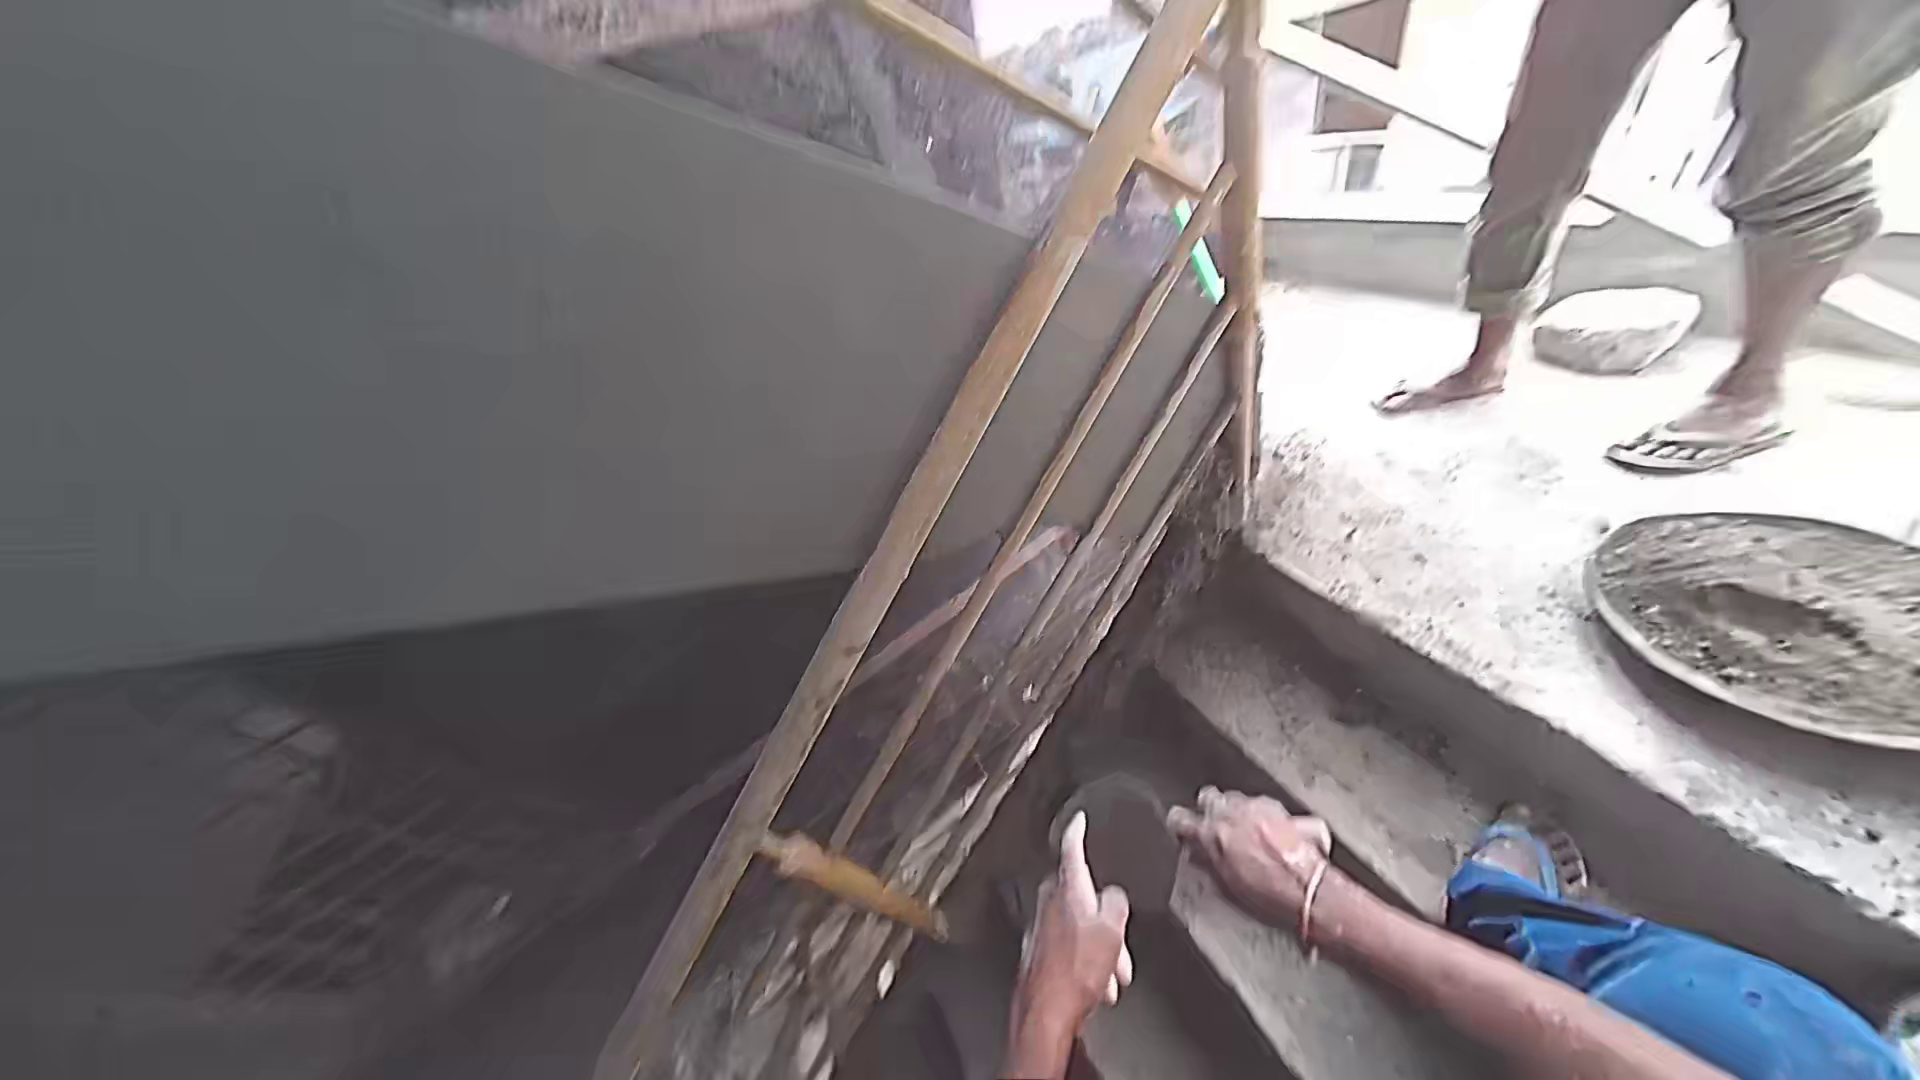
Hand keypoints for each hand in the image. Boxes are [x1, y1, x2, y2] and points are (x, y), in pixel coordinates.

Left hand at [1004, 811, 1131, 1077]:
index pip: (1072, 846)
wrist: (1047, 1007)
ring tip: (1110, 977)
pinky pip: (1070, 945)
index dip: (1077, 829)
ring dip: (1099, 949)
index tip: (1078, 818)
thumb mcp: (1113, 929)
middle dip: (1105, 922)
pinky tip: (1095, 983)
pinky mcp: (1039, 945)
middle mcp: (1050, 898)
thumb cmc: (1076, 968)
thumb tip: (1113, 898)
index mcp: (1067, 886)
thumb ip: (1117, 903)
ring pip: (1081, 926)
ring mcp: (1042, 922)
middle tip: (1119, 949)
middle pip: (1085, 898)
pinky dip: (1085, 960)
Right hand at [1167, 787, 1330, 924]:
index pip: (1179, 818)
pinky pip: (1263, 804)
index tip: (1183, 829)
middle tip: (1219, 826)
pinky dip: (1264, 814)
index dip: (1180, 824)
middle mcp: (1229, 813)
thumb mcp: (1226, 883)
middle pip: (1209, 797)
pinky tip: (1274, 832)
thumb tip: (1197, 853)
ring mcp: (1254, 807)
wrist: (1310, 894)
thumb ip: (1207, 860)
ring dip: (1238, 810)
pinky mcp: (1278, 808)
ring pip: (1236, 798)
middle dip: (1211, 808)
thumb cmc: (1269, 897)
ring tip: (1249, 831)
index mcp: (1210, 834)